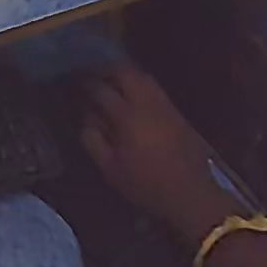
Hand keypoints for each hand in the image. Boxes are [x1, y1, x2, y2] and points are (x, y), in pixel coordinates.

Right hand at [80, 64, 240, 243]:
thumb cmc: (146, 184)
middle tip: (94, 75)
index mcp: (126, 116)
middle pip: (125, 73)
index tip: (74, 82)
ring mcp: (165, 107)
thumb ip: (93, 141)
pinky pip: (155, 89)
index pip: (101, 89)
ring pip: (144, 77)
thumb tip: (86, 121)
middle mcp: (146, 104)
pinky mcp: (178, 114)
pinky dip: (141, 85)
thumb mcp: (111, 168)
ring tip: (113, 82)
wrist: (192, 196)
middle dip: (107, 70)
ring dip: (126, 75)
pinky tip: (134, 97)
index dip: (85, 83)